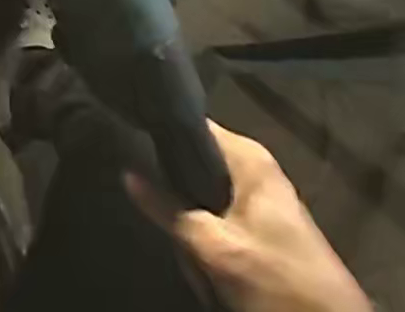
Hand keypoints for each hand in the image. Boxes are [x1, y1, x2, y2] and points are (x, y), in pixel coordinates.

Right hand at [127, 121, 371, 311]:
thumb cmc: (277, 278)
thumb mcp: (215, 247)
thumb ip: (169, 210)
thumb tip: (127, 173)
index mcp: (248, 156)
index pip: (195, 126)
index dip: (164, 135)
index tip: (135, 146)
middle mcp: (255, 166)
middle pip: (197, 162)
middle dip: (178, 194)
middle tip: (165, 217)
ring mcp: (262, 195)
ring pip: (206, 195)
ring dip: (193, 224)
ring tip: (187, 247)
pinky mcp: (265, 224)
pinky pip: (222, 217)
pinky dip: (210, 237)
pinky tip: (204, 259)